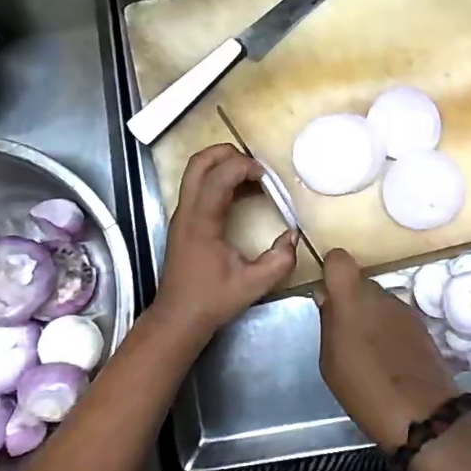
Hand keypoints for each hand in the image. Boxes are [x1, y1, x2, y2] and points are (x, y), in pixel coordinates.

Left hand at [150, 144, 295, 340]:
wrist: (178, 316)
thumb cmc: (212, 300)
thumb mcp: (253, 284)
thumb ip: (279, 260)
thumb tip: (292, 236)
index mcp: (200, 222)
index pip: (217, 177)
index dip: (242, 167)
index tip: (265, 175)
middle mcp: (186, 211)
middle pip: (198, 162)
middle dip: (227, 154)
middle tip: (255, 166)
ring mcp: (182, 215)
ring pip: (195, 172)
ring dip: (222, 165)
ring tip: (252, 177)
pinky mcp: (184, 221)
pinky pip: (198, 187)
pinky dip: (218, 179)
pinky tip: (242, 194)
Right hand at [318, 249, 459, 450]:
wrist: (422, 416)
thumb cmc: (364, 388)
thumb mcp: (329, 361)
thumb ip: (327, 322)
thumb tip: (327, 298)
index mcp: (352, 299)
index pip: (339, 259)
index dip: (331, 270)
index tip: (326, 293)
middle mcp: (380, 295)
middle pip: (359, 282)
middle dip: (349, 299)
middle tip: (344, 332)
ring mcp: (404, 309)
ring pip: (378, 301)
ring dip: (370, 316)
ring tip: (366, 350)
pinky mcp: (422, 326)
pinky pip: (395, 317)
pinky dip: (388, 330)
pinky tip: (387, 358)